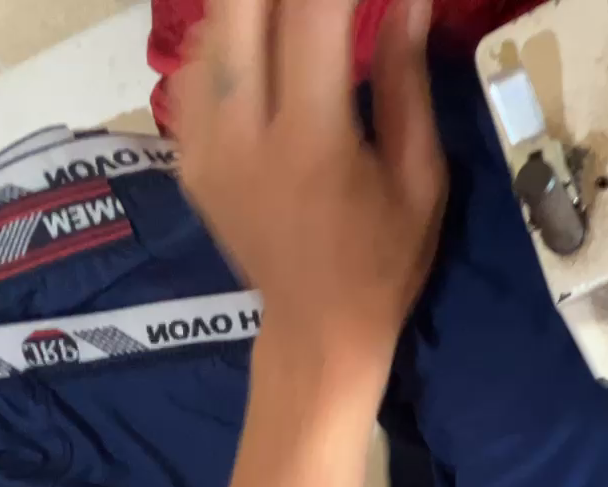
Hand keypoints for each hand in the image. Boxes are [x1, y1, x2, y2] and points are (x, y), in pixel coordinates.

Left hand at [170, 0, 445, 409]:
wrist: (318, 331)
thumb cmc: (385, 265)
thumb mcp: (420, 183)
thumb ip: (406, 86)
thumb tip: (408, 0)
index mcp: (314, 141)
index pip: (315, 11)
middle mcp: (244, 132)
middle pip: (241, 1)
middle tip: (325, 6)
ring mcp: (204, 145)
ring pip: (211, 24)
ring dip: (256, 8)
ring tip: (297, 23)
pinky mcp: (187, 159)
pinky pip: (194, 69)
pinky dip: (228, 43)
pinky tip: (263, 56)